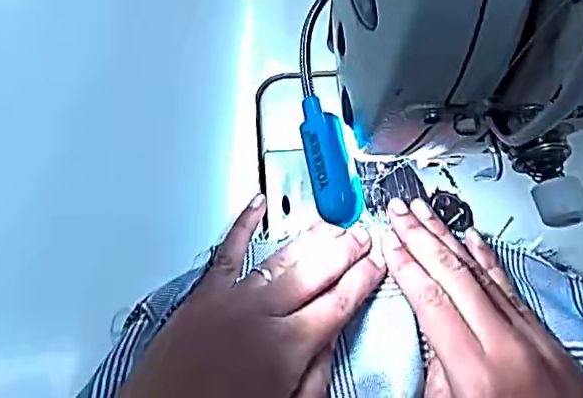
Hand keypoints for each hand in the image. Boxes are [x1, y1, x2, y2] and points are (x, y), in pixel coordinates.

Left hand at [121, 196, 385, 397]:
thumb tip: (329, 345)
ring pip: (280, 258)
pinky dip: (243, 222)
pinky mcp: (205, 292)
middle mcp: (262, 315)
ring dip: (309, 238)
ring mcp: (233, 298)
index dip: (360, 281)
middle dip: (342, 250)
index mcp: (287, 349)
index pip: (336, 304)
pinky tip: (256, 203)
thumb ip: (311, 378)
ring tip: (330, 223)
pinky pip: (229, 249)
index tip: (376, 263)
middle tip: (361, 232)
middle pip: (314, 273)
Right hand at [384, 198, 582, 397]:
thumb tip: (427, 339)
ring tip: (424, 211)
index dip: (406, 265)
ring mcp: (533, 341)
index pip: (431, 300)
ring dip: (447, 236)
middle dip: (420, 235)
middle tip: (399, 210)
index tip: (389, 241)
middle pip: (453, 274)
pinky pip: (511, 288)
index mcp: (478, 376)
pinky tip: (472, 238)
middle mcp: (507, 349)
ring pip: (480, 272)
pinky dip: (488, 260)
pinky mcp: (551, 342)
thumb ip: (438, 379)